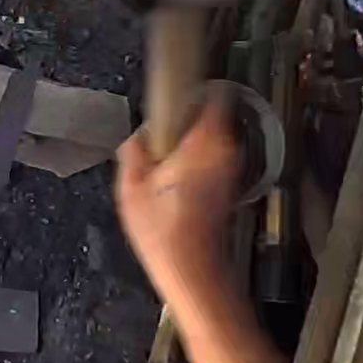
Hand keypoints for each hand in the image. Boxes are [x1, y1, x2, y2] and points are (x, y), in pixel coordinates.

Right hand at [116, 92, 239, 304]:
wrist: (194, 273)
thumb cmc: (162, 232)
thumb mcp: (131, 188)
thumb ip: (134, 151)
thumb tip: (141, 136)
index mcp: (205, 142)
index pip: (211, 94)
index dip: (191, 89)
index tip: (169, 97)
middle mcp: (226, 150)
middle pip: (208, 116)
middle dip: (183, 122)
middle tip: (156, 144)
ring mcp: (232, 169)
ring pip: (210, 138)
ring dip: (188, 144)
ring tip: (161, 168)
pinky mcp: (230, 186)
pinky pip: (211, 158)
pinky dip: (195, 162)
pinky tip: (173, 186)